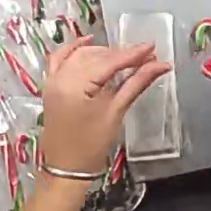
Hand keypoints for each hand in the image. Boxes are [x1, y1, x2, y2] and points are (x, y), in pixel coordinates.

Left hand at [38, 36, 170, 175]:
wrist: (66, 168)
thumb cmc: (92, 144)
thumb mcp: (116, 112)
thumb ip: (136, 83)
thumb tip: (160, 65)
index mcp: (76, 85)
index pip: (108, 62)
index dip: (132, 54)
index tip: (152, 47)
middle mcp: (60, 77)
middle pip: (94, 56)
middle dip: (120, 54)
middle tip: (145, 56)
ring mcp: (52, 81)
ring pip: (79, 56)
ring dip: (102, 53)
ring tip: (125, 57)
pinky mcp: (50, 86)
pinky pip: (60, 59)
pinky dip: (74, 49)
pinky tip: (89, 42)